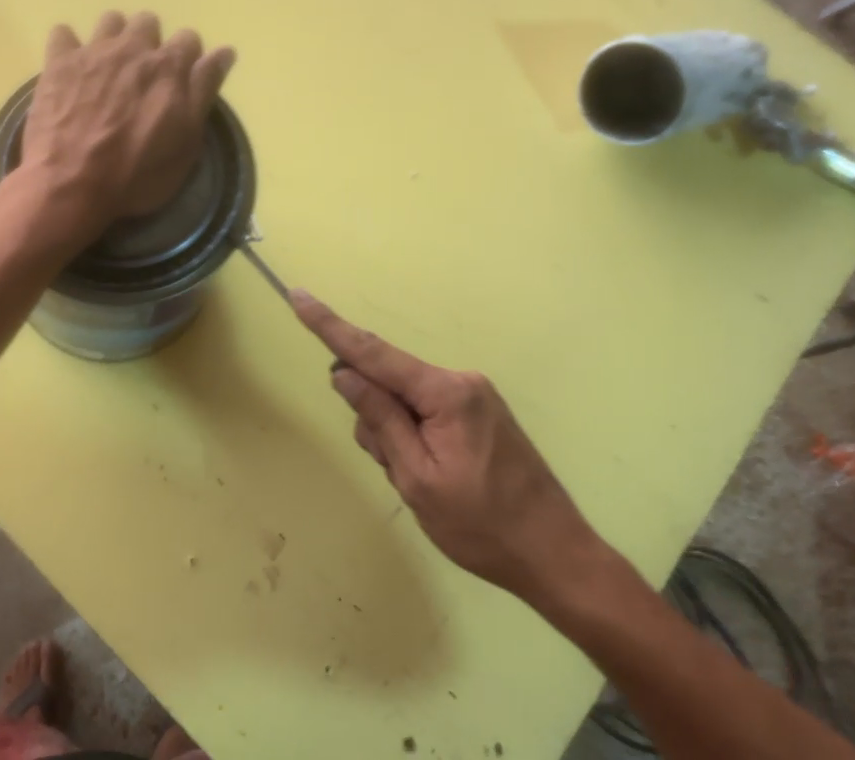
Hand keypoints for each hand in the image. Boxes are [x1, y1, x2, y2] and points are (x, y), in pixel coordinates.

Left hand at [21, 11, 235, 228]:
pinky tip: (70, 69)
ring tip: (107, 68)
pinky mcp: (58, 63)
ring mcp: (93, 52)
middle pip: (148, 23)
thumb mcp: (187, 142)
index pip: (189, 40)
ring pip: (110, 21)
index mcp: (168, 67)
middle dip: (149, 43)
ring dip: (113, 38)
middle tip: (141, 77)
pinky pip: (63, 33)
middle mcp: (133, 49)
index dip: (186, 59)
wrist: (72, 184)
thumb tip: (225, 52)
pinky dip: (68, 46)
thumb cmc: (137, 174)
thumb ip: (204, 91)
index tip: (178, 81)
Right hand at [290, 291, 605, 602]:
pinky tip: (436, 478)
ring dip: (396, 439)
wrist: (556, 556)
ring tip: (425, 484)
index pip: (373, 354)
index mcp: (447, 394)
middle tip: (397, 470)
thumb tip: (345, 374)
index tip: (298, 296)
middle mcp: (461, 383)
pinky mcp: (478, 417)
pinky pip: (425, 414)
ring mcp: (473, 399)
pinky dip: (414, 441)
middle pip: (387, 384)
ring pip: (404, 404)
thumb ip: (380, 421)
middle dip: (375, 421)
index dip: (330, 327)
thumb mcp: (417, 478)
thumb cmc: (483, 526)